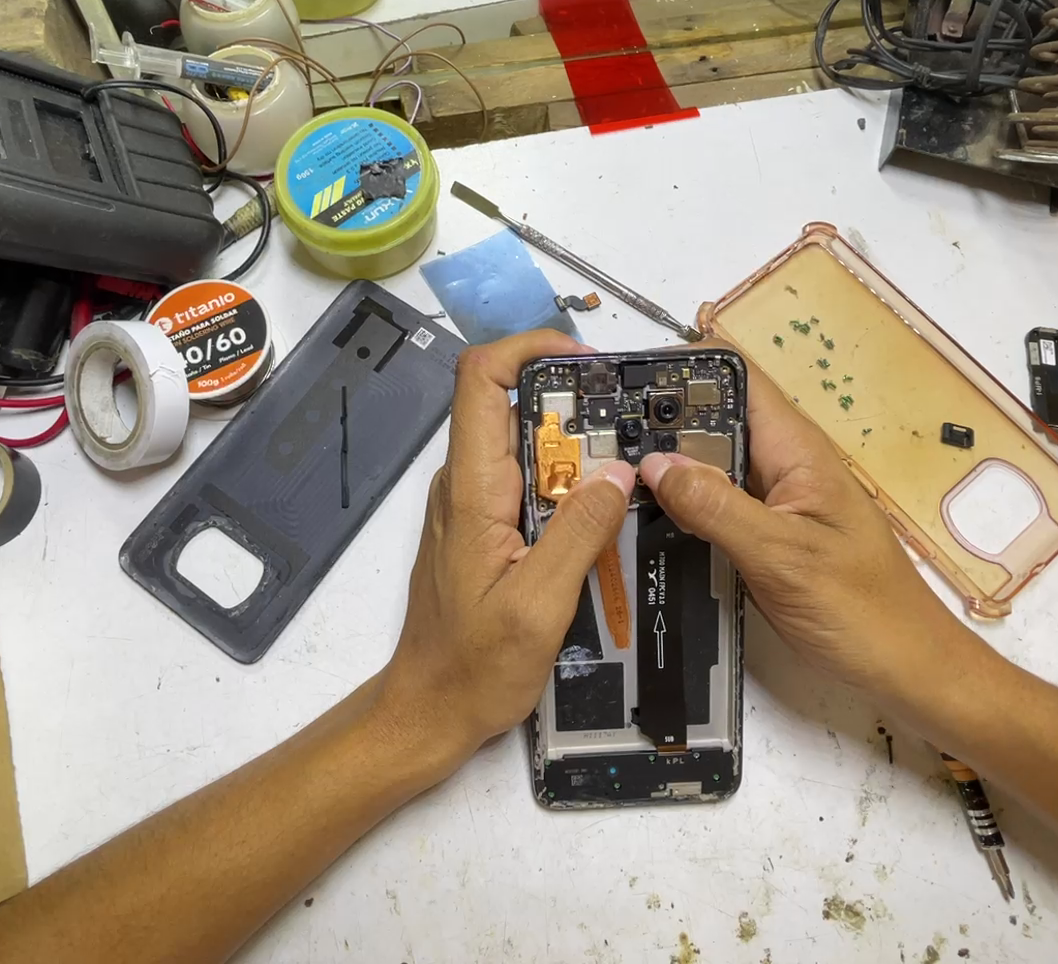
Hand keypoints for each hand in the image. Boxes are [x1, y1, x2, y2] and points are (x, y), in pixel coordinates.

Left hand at [378, 331, 635, 761]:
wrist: (428, 708)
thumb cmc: (474, 667)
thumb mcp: (539, 606)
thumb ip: (578, 533)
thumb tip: (620, 469)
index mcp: (471, 489)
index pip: (479, 381)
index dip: (528, 349)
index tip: (587, 362)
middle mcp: (464, 482)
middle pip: (508, 405)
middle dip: (570, 400)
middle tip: (629, 421)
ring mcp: (470, 504)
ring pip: (521, 443)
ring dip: (573, 443)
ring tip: (627, 462)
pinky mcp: (482, 526)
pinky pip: (524, 480)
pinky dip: (564, 478)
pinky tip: (599, 507)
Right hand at [637, 358, 978, 702]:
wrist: (904, 667)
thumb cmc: (858, 608)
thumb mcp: (782, 556)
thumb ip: (717, 507)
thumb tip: (653, 462)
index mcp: (794, 449)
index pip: (736, 380)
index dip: (685, 368)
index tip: (627, 380)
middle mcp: (780, 462)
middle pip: (713, 417)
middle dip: (660, 415)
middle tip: (597, 430)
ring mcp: (770, 497)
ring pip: (709, 460)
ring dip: (665, 459)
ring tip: (605, 465)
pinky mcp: (761, 529)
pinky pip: (712, 500)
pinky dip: (678, 499)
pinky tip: (641, 512)